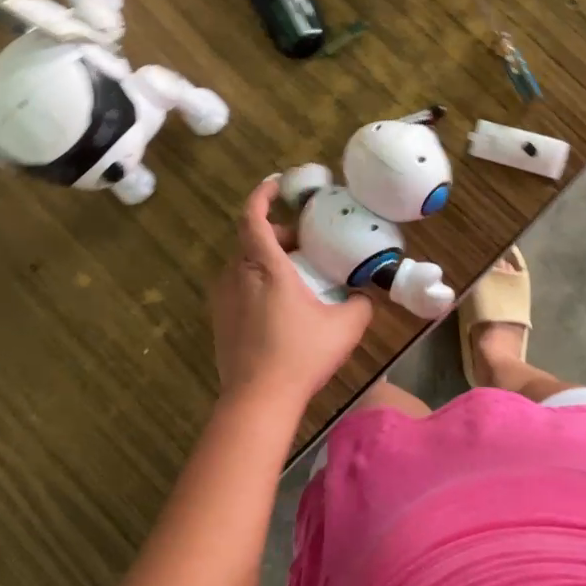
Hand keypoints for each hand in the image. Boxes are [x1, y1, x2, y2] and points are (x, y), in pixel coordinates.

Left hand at [210, 178, 374, 409]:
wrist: (257, 399)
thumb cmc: (300, 356)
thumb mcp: (344, 328)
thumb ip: (360, 305)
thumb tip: (365, 296)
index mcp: (265, 266)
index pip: (253, 217)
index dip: (262, 195)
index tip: (277, 185)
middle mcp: (238, 274)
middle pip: (250, 239)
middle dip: (276, 233)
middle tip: (303, 243)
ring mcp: (224, 297)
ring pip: (243, 262)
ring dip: (266, 258)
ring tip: (295, 274)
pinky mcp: (220, 318)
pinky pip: (238, 285)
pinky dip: (256, 280)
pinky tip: (279, 304)